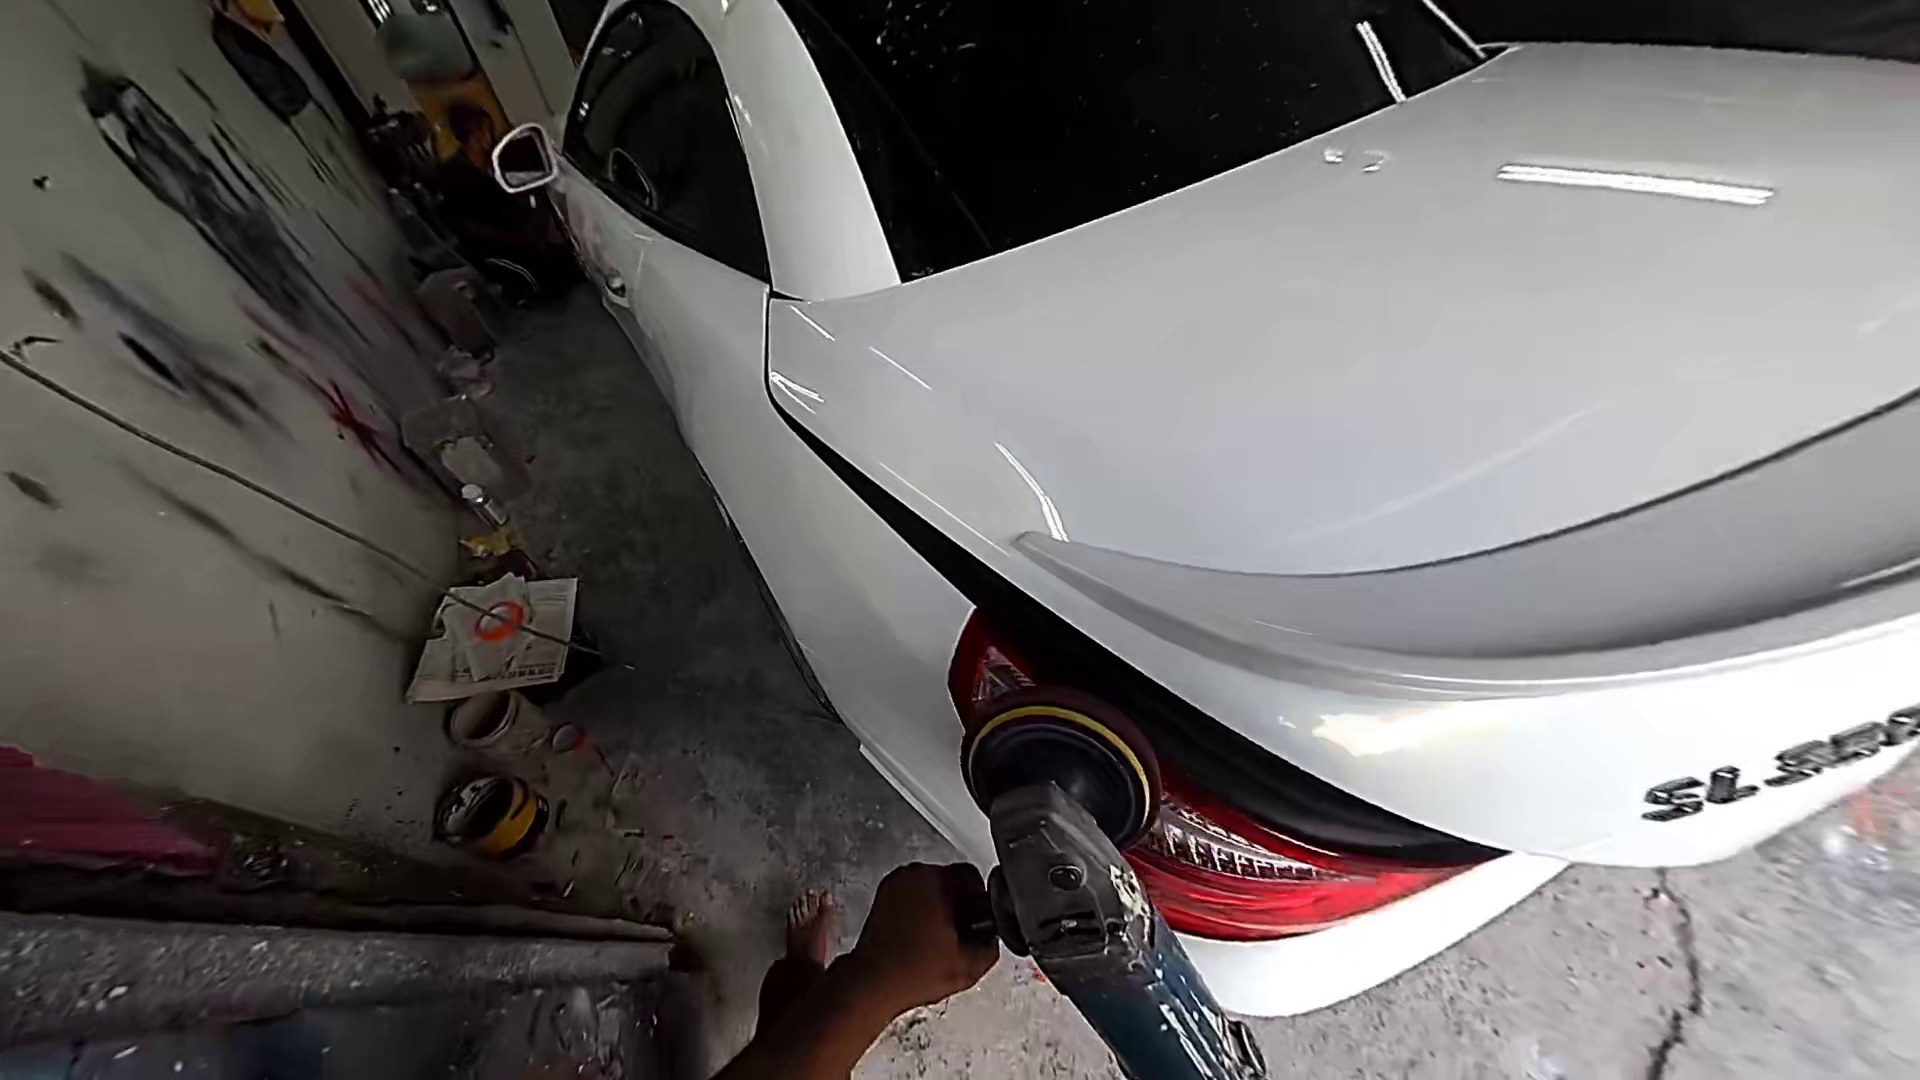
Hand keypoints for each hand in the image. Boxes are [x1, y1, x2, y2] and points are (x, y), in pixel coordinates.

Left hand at [846, 862, 998, 1014]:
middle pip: (951, 878)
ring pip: (931, 884)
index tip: (978, 918)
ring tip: (938, 935)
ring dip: (939, 903)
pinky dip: (919, 905)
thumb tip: (992, 936)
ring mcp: (898, 880)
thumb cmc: (913, 972)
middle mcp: (916, 873)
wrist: (873, 982)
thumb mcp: (967, 967)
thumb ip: (990, 946)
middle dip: (959, 902)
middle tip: (960, 930)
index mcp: (938, 881)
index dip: (980, 900)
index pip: (971, 875)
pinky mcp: (885, 890)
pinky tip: (921, 932)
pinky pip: (912, 890)